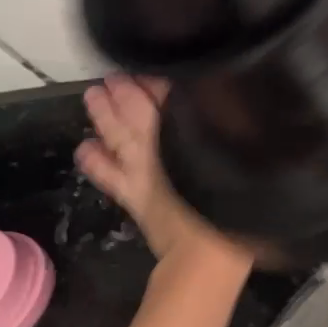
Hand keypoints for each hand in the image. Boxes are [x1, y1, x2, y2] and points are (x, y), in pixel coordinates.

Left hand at [77, 75, 248, 267]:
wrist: (206, 258)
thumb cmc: (232, 205)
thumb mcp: (243, 154)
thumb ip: (236, 128)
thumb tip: (237, 102)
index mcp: (187, 137)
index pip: (170, 101)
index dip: (159, 84)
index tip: (154, 68)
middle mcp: (161, 150)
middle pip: (140, 116)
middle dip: (127, 95)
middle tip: (115, 76)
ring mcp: (144, 174)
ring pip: (119, 138)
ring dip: (105, 117)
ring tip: (93, 95)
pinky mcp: (135, 198)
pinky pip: (110, 176)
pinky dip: (96, 162)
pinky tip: (84, 148)